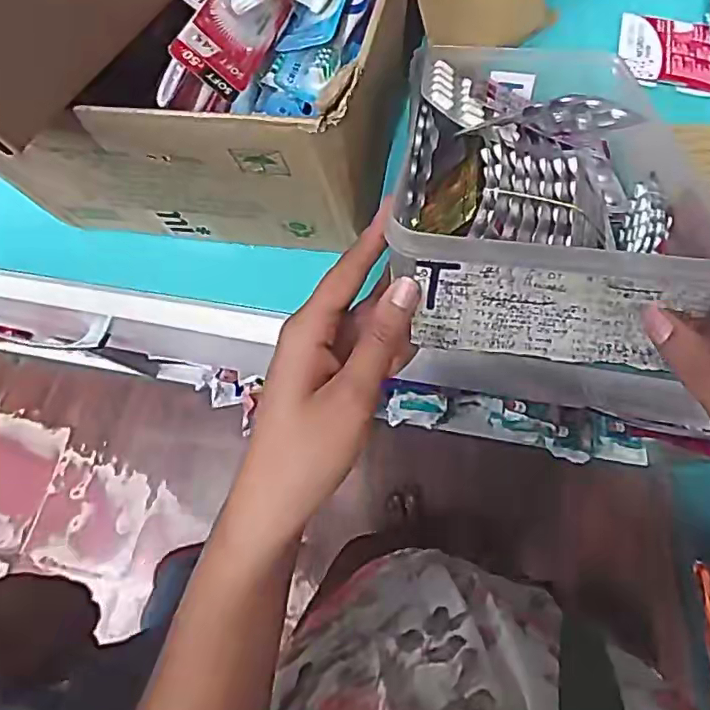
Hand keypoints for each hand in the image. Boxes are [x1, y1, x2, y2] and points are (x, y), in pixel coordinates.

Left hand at [0, 573, 98, 682]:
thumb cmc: (14, 657)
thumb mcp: (45, 671)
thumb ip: (64, 666)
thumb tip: (69, 668)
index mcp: (83, 612)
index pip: (91, 621)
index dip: (80, 636)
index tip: (67, 651)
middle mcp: (70, 589)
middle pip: (75, 602)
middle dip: (65, 618)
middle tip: (49, 641)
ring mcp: (43, 580)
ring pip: (53, 595)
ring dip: (45, 610)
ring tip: (27, 634)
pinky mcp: (19, 578)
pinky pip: (31, 592)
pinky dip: (26, 605)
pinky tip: (11, 624)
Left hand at [227, 213, 418, 546]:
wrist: (275, 506)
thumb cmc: (307, 451)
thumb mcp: (352, 393)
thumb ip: (381, 339)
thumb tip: (407, 285)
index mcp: (308, 328)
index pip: (345, 271)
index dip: (372, 237)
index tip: (395, 203)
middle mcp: (312, 334)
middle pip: (358, 295)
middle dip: (392, 277)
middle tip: (434, 251)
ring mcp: (320, 358)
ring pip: (364, 326)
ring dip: (393, 321)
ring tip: (435, 298)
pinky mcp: (328, 379)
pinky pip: (361, 352)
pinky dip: (385, 350)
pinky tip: (410, 349)